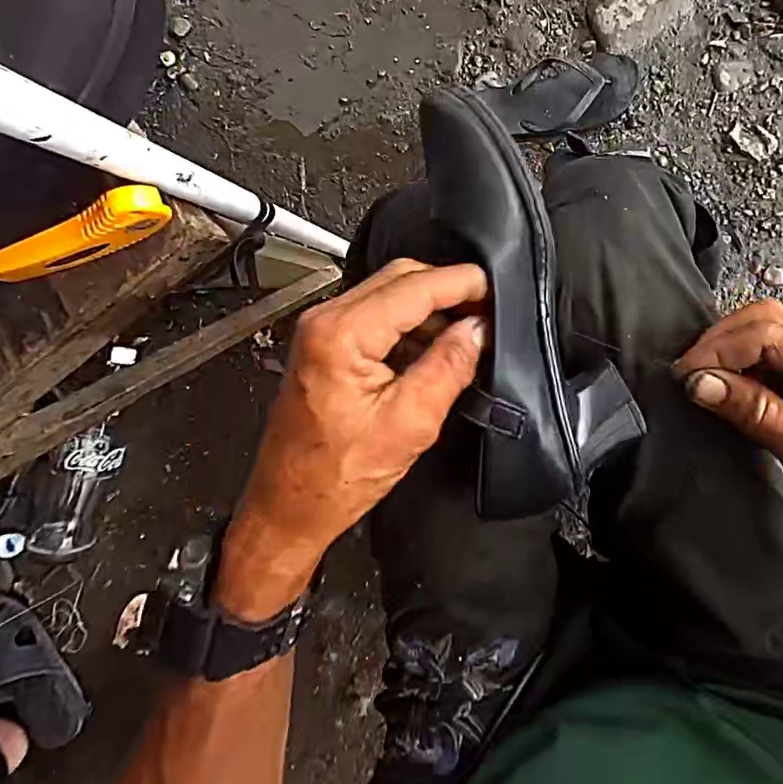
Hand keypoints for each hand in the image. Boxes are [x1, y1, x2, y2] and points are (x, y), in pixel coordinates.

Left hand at [217, 259, 487, 619]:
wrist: (289, 505)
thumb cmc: (331, 478)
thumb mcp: (409, 424)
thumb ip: (448, 367)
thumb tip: (476, 330)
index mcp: (341, 335)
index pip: (415, 286)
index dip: (462, 282)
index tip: (493, 288)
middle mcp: (324, 322)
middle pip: (400, 278)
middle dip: (448, 288)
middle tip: (486, 309)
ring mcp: (321, 332)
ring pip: (388, 293)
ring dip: (430, 306)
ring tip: (466, 332)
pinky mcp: (325, 347)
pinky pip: (375, 317)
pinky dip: (409, 323)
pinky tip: (433, 347)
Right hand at [672, 300, 782, 575]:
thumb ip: (761, 417)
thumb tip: (705, 385)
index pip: (769, 334)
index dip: (718, 351)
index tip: (686, 378)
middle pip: (767, 319)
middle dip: (718, 343)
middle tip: (687, 378)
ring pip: (770, 331)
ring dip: (729, 353)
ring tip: (703, 386)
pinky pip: (778, 356)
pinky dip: (745, 368)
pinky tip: (730, 392)